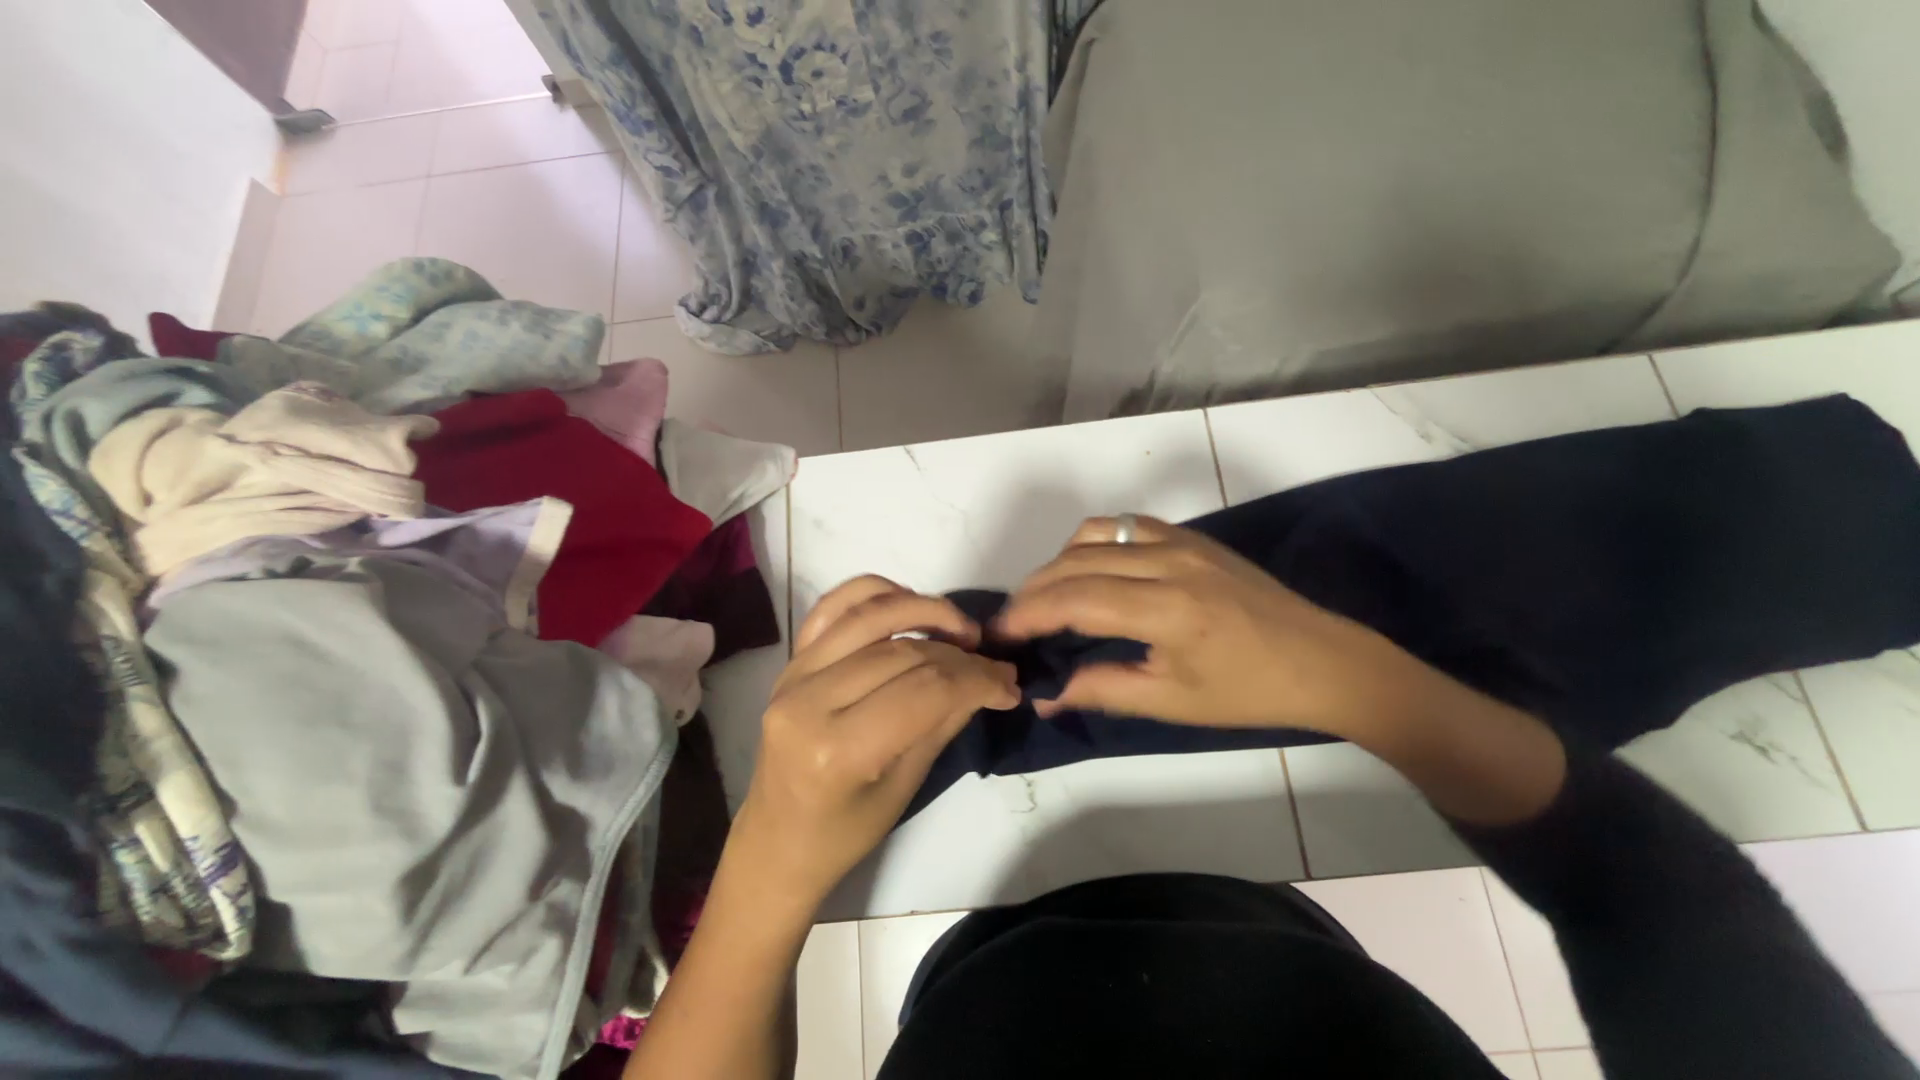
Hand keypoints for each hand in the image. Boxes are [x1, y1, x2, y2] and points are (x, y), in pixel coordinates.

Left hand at [731, 576, 1019, 905]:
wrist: (777, 840)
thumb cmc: (843, 833)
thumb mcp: (905, 787)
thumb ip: (944, 723)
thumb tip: (994, 680)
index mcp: (838, 748)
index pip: (925, 690)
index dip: (977, 680)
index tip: (1008, 685)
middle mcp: (809, 700)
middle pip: (903, 651)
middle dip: (961, 654)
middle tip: (995, 666)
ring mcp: (793, 675)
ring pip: (871, 616)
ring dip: (925, 611)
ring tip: (962, 630)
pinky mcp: (790, 662)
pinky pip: (832, 607)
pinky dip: (874, 592)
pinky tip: (908, 603)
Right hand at [994, 515, 1431, 740]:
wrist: (1320, 660)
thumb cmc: (1247, 692)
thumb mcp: (1172, 702)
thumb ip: (1102, 690)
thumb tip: (1045, 695)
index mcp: (1167, 609)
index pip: (1075, 599)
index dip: (1029, 614)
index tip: (998, 634)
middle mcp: (1168, 562)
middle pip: (1075, 562)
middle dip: (1032, 591)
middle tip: (1009, 622)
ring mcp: (1181, 541)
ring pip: (1094, 535)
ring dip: (1058, 563)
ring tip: (1043, 597)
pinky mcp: (1191, 537)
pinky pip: (1123, 526)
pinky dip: (1092, 544)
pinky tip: (1086, 570)